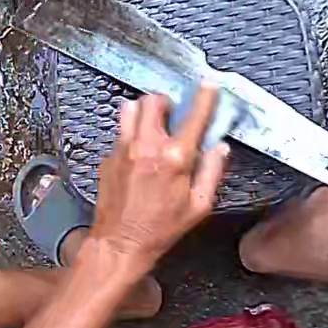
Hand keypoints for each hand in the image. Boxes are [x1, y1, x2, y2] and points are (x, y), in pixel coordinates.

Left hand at [86, 86, 230, 273]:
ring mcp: (123, 150)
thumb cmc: (160, 228)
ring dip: (143, 112)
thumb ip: (212, 171)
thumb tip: (220, 148)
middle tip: (172, 114)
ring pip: (130, 109)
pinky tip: (138, 154)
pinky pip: (120, 133)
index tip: (207, 85)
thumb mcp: (198, 206)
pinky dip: (131, 135)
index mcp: (174, 158)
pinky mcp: (107, 158)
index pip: (193, 116)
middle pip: (153, 100)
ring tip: (152, 127)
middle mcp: (146, 147)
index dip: (204, 96)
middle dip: (166, 102)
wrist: (120, 242)